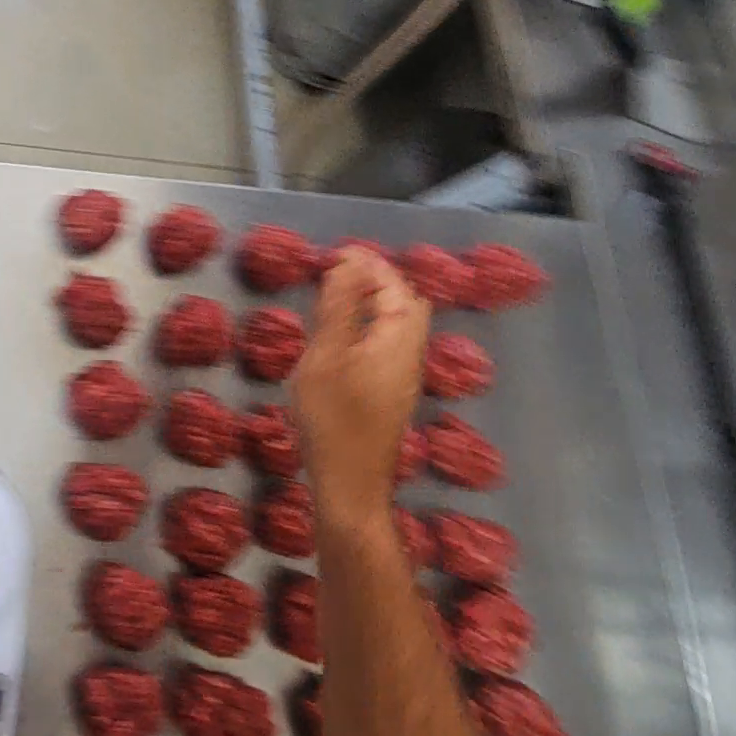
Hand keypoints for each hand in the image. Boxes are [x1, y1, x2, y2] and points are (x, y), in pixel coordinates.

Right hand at [291, 248, 430, 528]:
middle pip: (406, 303)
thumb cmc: (332, 418)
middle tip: (337, 271)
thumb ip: (338, 308)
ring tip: (335, 295)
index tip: (335, 252)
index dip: (369, 264)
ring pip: (399, 325)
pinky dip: (370, 324)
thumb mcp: (325, 357)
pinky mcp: (392, 392)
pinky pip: (389, 342)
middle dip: (377, 279)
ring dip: (374, 302)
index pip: (394, 287)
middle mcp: (411, 354)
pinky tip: (341, 335)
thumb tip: (350, 264)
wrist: (351, 483)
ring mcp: (403, 376)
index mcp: (398, 340)